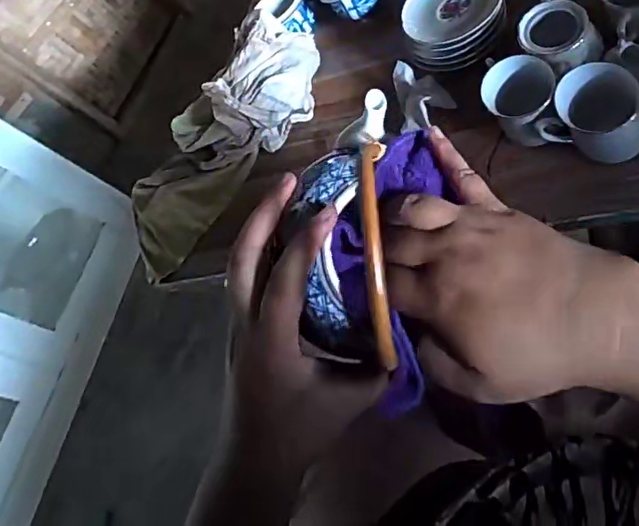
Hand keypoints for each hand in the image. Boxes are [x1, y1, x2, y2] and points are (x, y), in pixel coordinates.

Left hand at [189, 173, 386, 525]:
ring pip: (238, 260)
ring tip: (284, 193)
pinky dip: (261, 241)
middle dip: (264, 213)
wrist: (254, 459)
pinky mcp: (238, 320)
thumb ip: (377, 363)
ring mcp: (236, 319)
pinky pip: (244, 269)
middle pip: (242, 256)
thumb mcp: (348, 401)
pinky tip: (282, 230)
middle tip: (290, 180)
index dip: (303, 242)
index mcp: (271, 340)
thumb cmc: (300, 431)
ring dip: (260, 222)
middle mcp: (246, 322)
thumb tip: (402, 322)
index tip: (326, 209)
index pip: (282, 280)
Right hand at [383, 128, 637, 402]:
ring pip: (416, 204)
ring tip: (385, 211)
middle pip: (392, 239)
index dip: (365, 283)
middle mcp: (444, 252)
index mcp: (437, 297)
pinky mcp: (494, 207)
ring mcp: (469, 223)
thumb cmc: (537, 353)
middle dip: (372, 243)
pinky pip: (464, 175)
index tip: (357, 284)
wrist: (592, 314)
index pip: (384, 282)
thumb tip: (409, 336)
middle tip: (361, 245)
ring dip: (393, 206)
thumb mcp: (482, 384)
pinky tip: (428, 132)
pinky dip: (446, 152)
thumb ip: (434, 363)